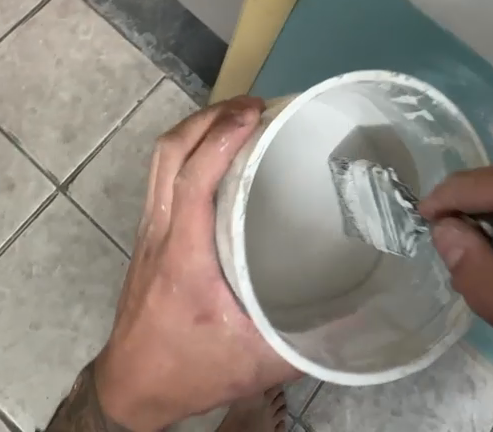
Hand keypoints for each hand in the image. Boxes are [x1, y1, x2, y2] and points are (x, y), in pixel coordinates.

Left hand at [94, 96, 296, 430]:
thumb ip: (309, 338)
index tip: (255, 113)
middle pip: (170, 151)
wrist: (130, 387)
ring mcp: (150, 226)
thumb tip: (362, 308)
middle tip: (254, 106)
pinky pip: (164, 170)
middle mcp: (161, 228)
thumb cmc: (191, 368)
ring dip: (197, 126)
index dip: (221, 138)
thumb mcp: (257, 362)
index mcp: (183, 253)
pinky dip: (190, 146)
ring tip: (239, 116)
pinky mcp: (150, 229)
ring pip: (162, 157)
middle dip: (209, 117)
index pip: (192, 178)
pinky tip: (221, 151)